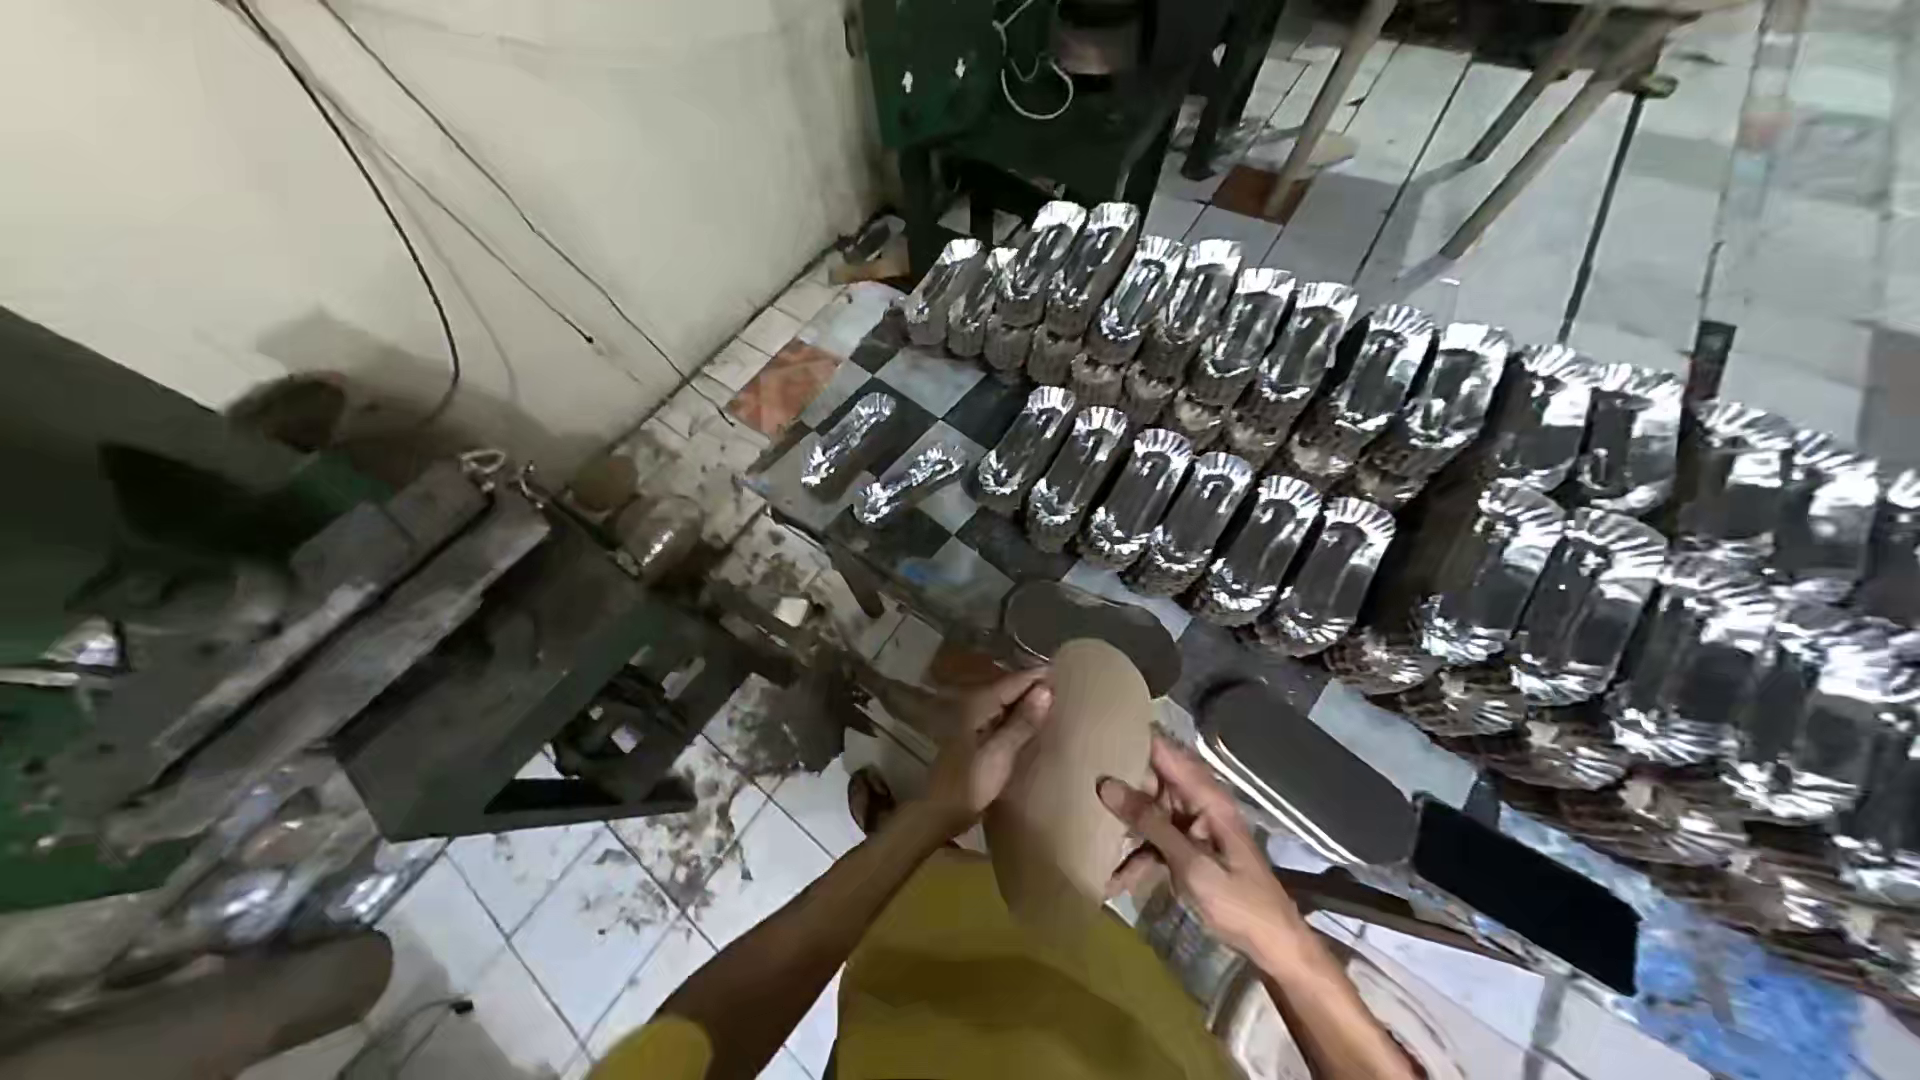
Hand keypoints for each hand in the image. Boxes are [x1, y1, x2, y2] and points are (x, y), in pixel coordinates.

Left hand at [913, 668, 1052, 839]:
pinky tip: (1038, 725)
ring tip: (1061, 704)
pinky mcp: (977, 736)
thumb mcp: (1000, 754)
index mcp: (978, 704)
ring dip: (1030, 703)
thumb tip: (1046, 690)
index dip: (1041, 676)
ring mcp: (974, 720)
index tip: (1069, 674)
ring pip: (1008, 703)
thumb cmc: (968, 784)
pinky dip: (1021, 718)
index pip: (1015, 680)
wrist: (939, 813)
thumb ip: (1022, 722)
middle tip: (1070, 689)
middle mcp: (974, 705)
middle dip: (1037, 688)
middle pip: (1011, 689)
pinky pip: (1004, 718)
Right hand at [1098, 735, 1303, 961]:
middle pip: (1150, 780)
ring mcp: (1190, 826)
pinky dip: (1133, 855)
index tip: (1094, 731)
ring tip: (1082, 822)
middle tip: (1074, 778)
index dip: (1132, 737)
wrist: (1274, 947)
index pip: (1164, 752)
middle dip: (1116, 780)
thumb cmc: (1238, 901)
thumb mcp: (1190, 863)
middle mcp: (1196, 803)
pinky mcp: (1185, 849)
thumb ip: (1149, 822)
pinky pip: (1152, 840)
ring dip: (1120, 823)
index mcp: (1205, 795)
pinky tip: (1109, 877)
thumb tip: (1106, 784)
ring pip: (1146, 810)